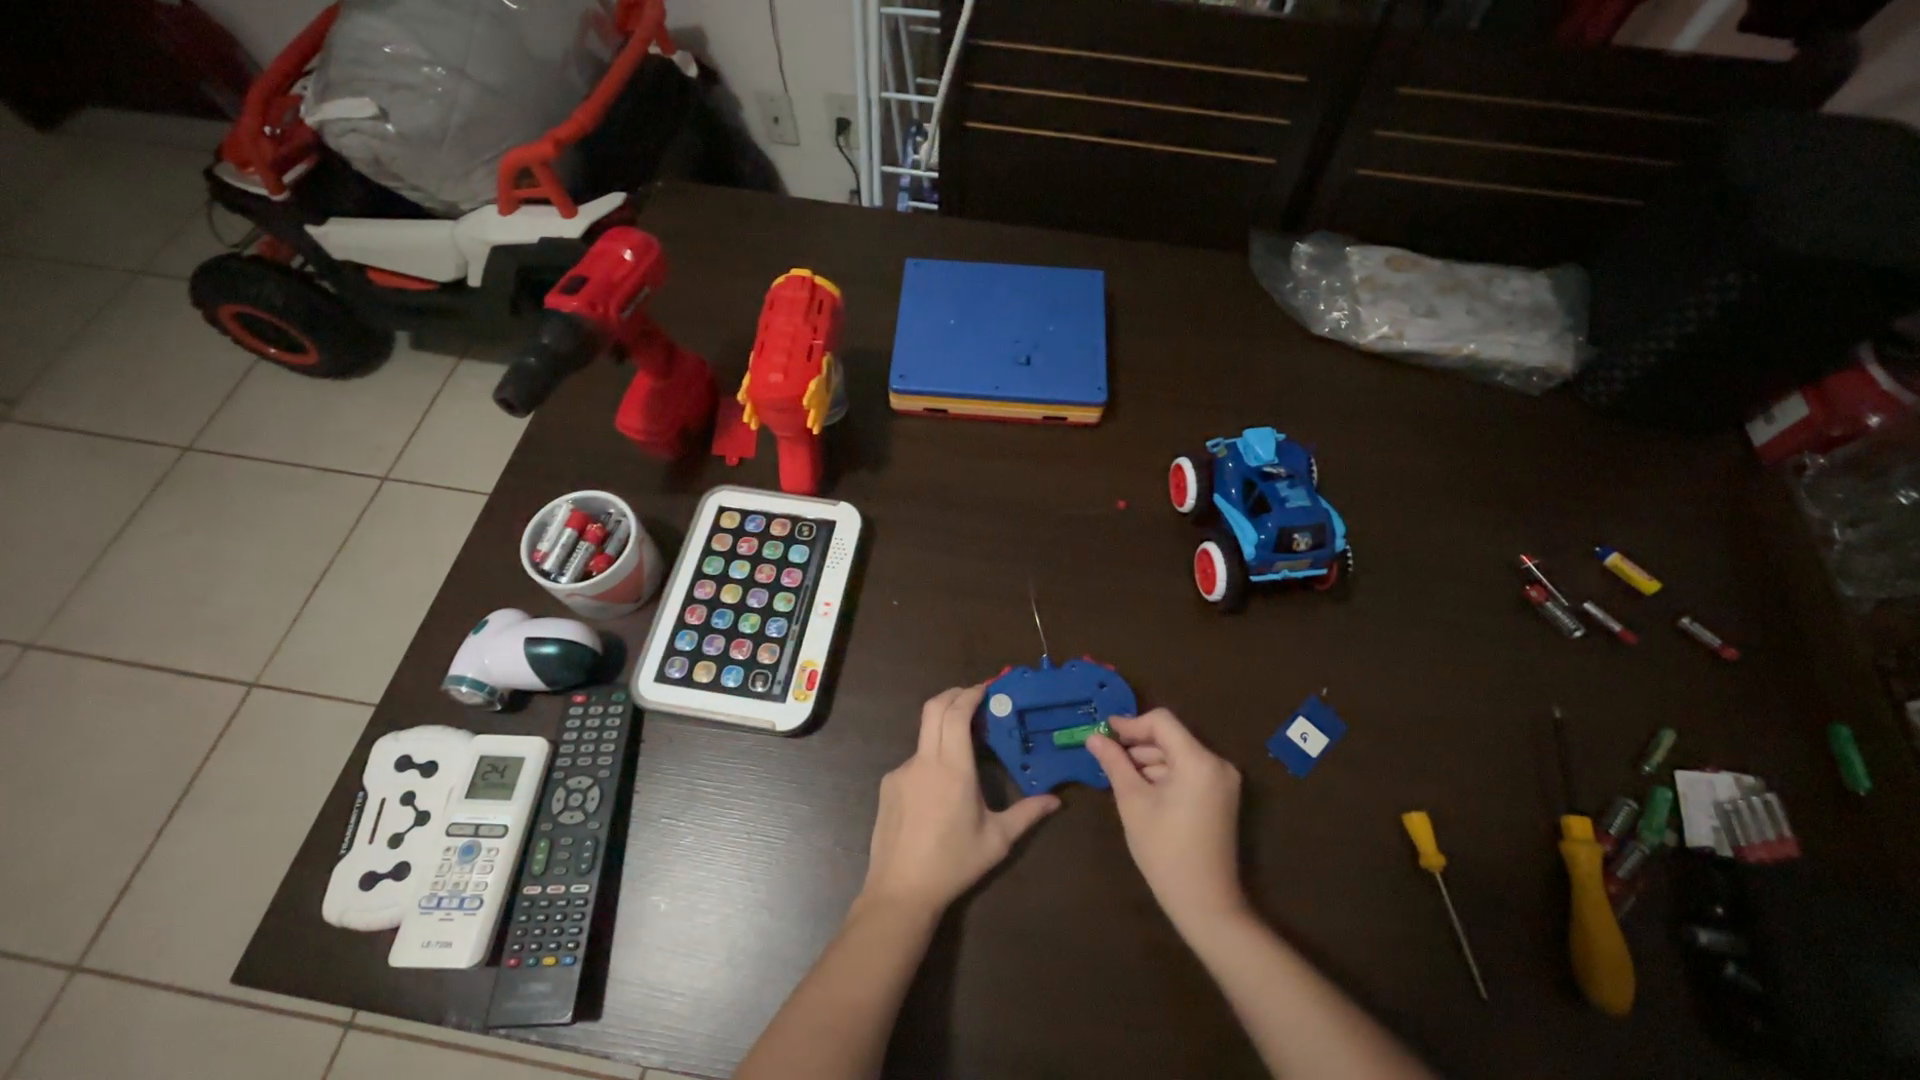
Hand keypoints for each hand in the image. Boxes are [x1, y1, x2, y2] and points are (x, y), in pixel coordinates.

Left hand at [857, 685, 1060, 918]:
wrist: (900, 890)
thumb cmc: (954, 863)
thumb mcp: (997, 840)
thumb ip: (1027, 814)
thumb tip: (1056, 800)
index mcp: (953, 768)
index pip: (957, 713)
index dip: (971, 694)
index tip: (986, 689)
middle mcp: (924, 761)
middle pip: (934, 709)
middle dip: (954, 695)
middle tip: (975, 698)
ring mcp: (902, 772)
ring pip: (924, 736)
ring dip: (943, 728)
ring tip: (964, 746)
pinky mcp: (888, 786)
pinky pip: (913, 762)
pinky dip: (931, 758)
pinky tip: (941, 787)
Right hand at [1086, 709, 1246, 926]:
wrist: (1204, 901)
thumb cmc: (1164, 850)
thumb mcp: (1133, 802)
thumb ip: (1114, 763)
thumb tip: (1094, 738)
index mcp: (1199, 761)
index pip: (1162, 722)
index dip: (1131, 724)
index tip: (1104, 733)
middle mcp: (1217, 763)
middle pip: (1171, 738)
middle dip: (1137, 745)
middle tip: (1106, 757)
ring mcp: (1223, 781)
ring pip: (1178, 755)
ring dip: (1149, 760)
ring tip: (1119, 776)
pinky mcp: (1221, 796)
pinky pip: (1188, 772)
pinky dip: (1164, 774)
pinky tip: (1141, 789)